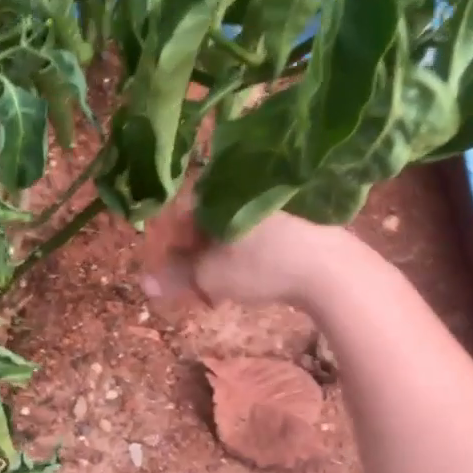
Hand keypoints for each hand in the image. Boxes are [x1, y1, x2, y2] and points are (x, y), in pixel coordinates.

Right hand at [138, 202, 360, 310]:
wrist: (329, 268)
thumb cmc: (262, 266)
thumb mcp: (210, 276)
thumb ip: (175, 277)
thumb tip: (143, 284)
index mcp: (221, 194)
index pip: (181, 211)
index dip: (172, 242)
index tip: (171, 269)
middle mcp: (245, 189)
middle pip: (206, 218)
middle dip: (195, 250)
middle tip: (194, 281)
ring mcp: (271, 202)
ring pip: (230, 226)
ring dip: (218, 253)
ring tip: (220, 283)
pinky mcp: (294, 217)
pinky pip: (255, 230)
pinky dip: (243, 250)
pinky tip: (247, 274)